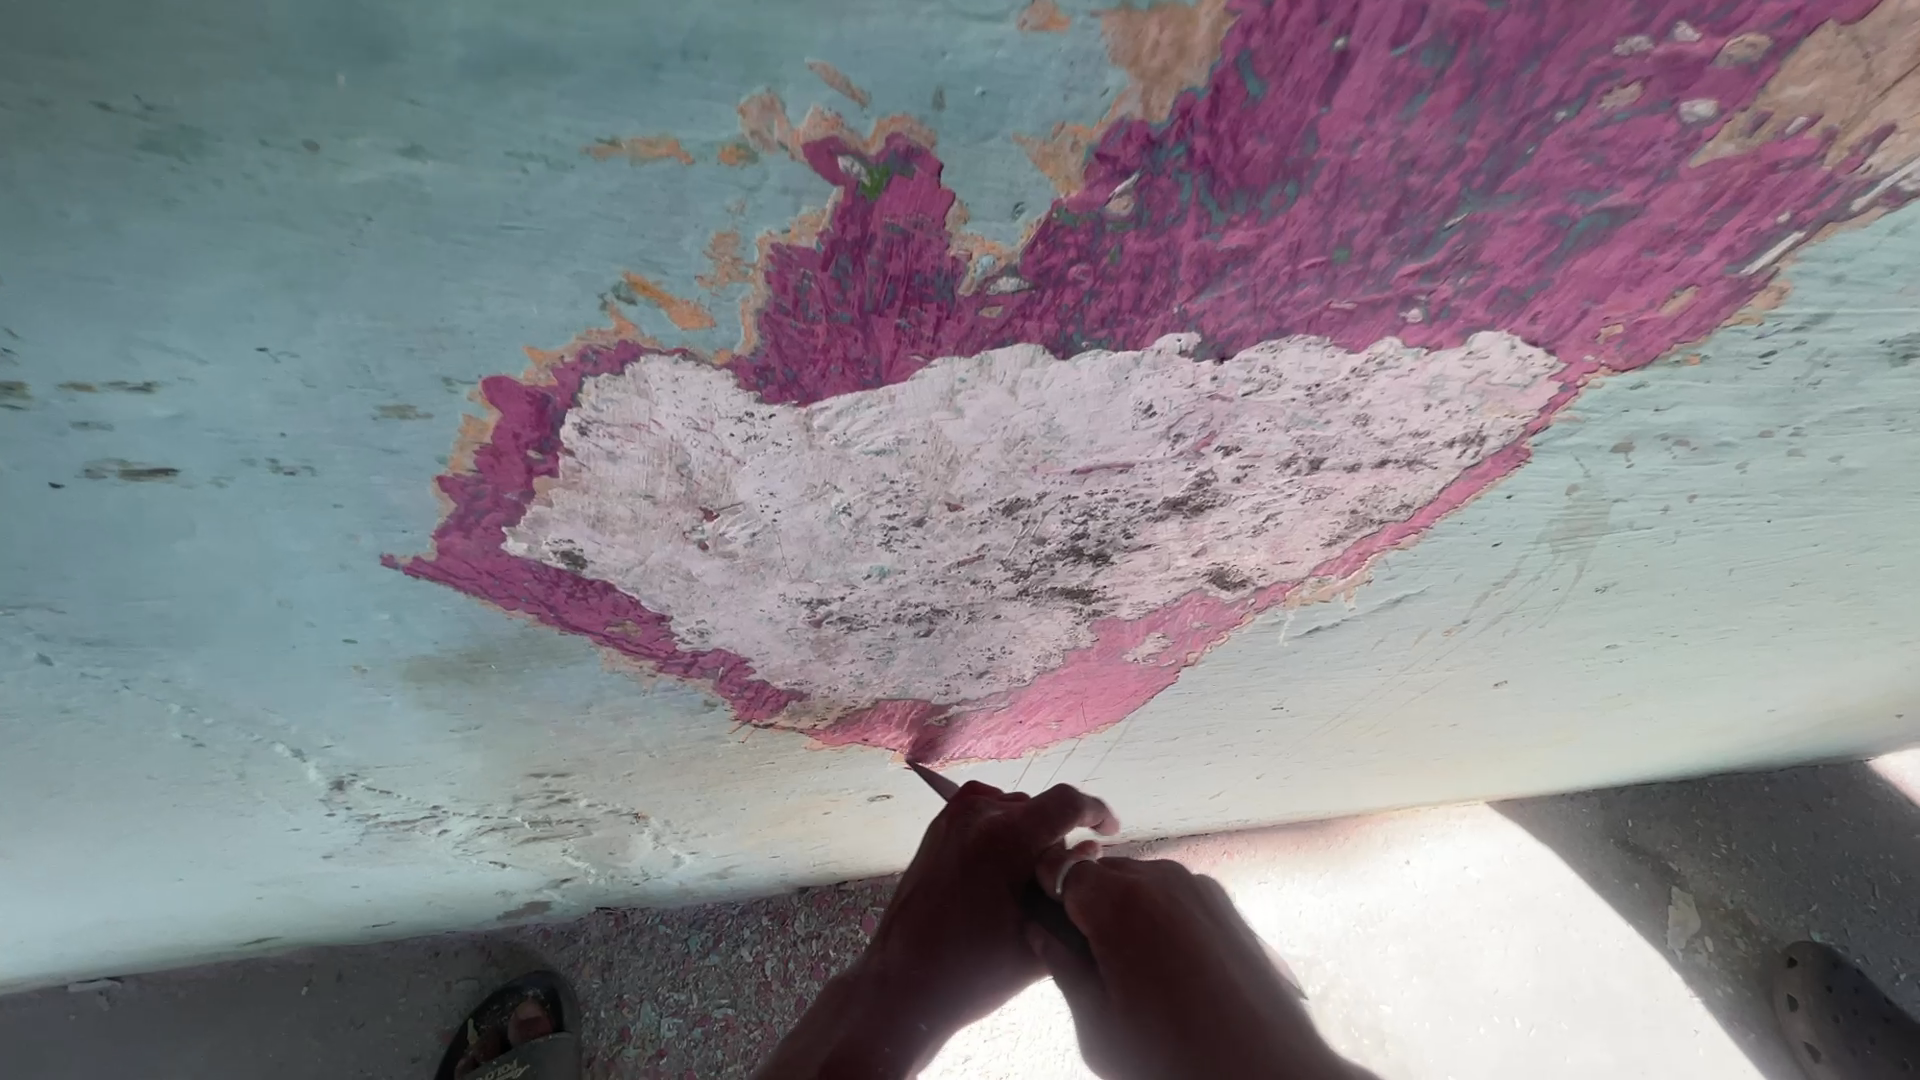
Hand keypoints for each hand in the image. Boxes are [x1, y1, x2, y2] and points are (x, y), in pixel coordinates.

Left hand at [753, 780, 1115, 1079]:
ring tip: (1032, 876)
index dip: (1097, 810)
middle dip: (1061, 835)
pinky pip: (987, 811)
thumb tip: (1091, 852)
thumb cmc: (974, 968)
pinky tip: (1007, 863)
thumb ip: (1073, 886)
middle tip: (1066, 874)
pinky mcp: (940, 826)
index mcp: (1008, 836)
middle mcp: (980, 815)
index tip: (1110, 827)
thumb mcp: (1039, 932)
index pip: (1069, 801)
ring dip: (1032, 832)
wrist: (905, 981)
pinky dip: (1004, 828)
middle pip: (1041, 808)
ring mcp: (955, 817)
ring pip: (1014, 808)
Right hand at [1029, 855, 1361, 1079]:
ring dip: (1123, 905)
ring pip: (1136, 878)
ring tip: (1134, 965)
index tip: (1047, 919)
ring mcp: (1196, 884)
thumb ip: (1062, 968)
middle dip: (1085, 900)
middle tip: (1089, 954)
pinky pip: (1171, 891)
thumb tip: (1039, 932)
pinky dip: (1159, 913)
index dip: (1046, 890)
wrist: (1271, 1077)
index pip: (1059, 867)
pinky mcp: (1223, 901)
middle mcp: (1158, 877)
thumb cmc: (1176, 1061)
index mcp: (1118, 902)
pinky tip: (1169, 965)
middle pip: (1099, 870)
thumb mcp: (1100, 1025)